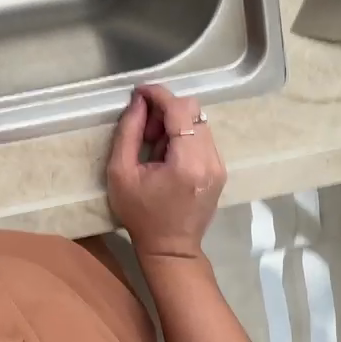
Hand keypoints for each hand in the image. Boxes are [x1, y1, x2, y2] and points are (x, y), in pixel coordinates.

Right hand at [105, 85, 226, 258]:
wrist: (170, 248)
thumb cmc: (140, 213)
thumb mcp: (121, 172)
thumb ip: (128, 132)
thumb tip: (138, 102)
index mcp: (186, 163)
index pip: (180, 109)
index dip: (158, 94)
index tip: (138, 93)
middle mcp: (210, 161)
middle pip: (192, 110)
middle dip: (164, 110)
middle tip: (143, 129)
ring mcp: (219, 166)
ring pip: (198, 121)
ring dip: (174, 122)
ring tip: (153, 144)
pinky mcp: (219, 170)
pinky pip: (202, 136)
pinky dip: (183, 135)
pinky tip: (166, 154)